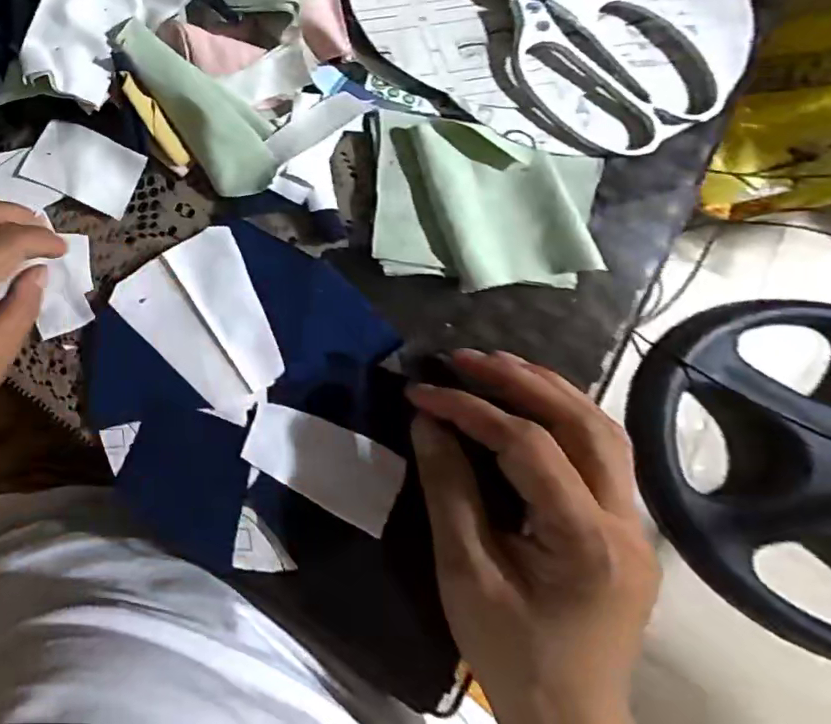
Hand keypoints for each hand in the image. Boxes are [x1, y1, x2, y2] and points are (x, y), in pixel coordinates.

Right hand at [408, 350, 658, 723]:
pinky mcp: (618, 532)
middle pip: (588, 429)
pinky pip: (601, 458)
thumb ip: (447, 488)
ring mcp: (631, 529)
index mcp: (586, 537)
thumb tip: (426, 421)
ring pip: (606, 438)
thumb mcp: (463, 566)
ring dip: (550, 393)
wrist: (566, 707)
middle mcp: (624, 525)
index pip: (529, 446)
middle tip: (462, 357)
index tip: (416, 392)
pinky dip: (562, 418)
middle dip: (523, 383)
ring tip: (494, 365)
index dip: (469, 408)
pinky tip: (526, 405)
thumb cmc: (506, 641)